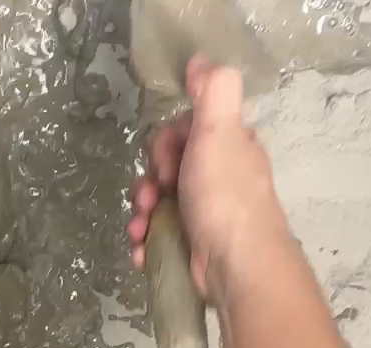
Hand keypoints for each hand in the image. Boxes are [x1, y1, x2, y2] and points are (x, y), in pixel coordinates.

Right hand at [128, 58, 291, 298]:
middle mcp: (213, 178)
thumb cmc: (224, 197)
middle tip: (151, 199)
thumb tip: (199, 61)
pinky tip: (143, 252)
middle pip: (160, 171)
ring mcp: (199, 214)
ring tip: (142, 232)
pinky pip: (154, 239)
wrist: (232, 264)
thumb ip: (211, 91)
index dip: (163, 147)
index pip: (179, 134)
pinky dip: (144, 245)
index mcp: (223, 147)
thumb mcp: (219, 131)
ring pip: (153, 208)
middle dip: (145, 186)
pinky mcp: (188, 246)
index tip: (167, 163)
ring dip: (138, 219)